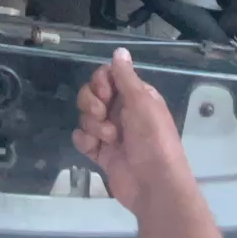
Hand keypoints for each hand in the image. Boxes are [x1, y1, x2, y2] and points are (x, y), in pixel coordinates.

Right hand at [72, 47, 189, 220]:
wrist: (155, 187)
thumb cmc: (153, 140)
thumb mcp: (142, 103)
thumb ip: (126, 76)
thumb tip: (120, 50)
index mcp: (135, 98)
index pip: (107, 77)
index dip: (100, 82)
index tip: (105, 92)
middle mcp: (122, 112)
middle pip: (92, 94)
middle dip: (91, 103)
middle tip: (102, 114)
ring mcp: (110, 133)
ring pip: (85, 116)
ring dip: (92, 125)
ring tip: (108, 139)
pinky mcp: (101, 153)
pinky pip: (81, 138)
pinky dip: (85, 141)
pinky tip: (95, 148)